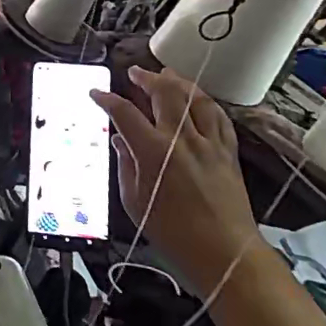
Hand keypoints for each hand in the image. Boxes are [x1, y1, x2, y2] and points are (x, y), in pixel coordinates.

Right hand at [91, 66, 257, 288]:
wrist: (223, 251)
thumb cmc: (174, 234)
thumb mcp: (136, 203)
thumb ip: (126, 166)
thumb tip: (120, 142)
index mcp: (154, 152)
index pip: (125, 114)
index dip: (108, 100)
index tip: (97, 93)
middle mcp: (182, 138)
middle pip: (165, 93)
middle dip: (146, 78)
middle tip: (135, 74)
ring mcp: (209, 141)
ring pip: (195, 97)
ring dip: (178, 82)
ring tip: (166, 75)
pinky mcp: (228, 149)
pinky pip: (218, 115)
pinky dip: (205, 101)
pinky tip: (199, 99)